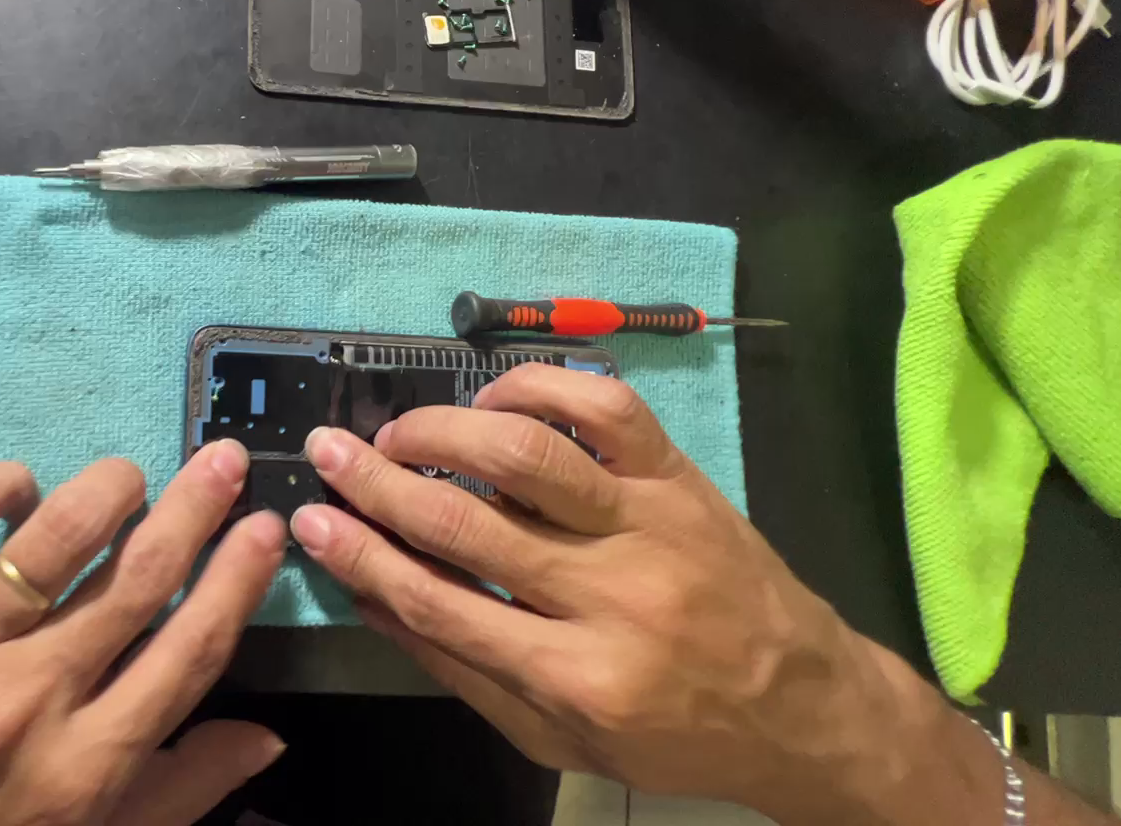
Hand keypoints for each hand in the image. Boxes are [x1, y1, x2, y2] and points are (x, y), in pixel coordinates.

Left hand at [0, 441, 287, 825]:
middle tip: (223, 459)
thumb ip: (183, 788)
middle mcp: (30, 696)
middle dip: (196, 507)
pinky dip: (2, 483)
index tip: (266, 524)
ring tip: (129, 478)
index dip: (238, 578)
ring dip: (109, 489)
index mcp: (88, 764)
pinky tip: (24, 490)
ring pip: (57, 536)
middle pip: (137, 579)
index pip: (190, 649)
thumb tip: (268, 734)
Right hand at [286, 364, 1005, 825]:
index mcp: (578, 680)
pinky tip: (494, 399)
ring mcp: (652, 524)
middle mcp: (614, 598)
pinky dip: (534, 386)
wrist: (811, 711)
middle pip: (466, 520)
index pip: (438, 602)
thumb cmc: (667, 730)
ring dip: (443, 429)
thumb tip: (364, 591)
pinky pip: (603, 405)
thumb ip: (455, 664)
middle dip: (377, 479)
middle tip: (327, 449)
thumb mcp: (554, 735)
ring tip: (402, 432)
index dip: (360, 553)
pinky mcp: (680, 476)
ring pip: (527, 452)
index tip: (309, 516)